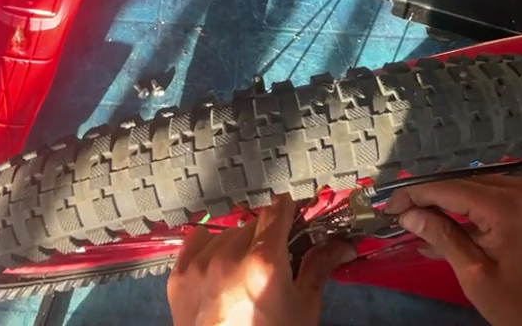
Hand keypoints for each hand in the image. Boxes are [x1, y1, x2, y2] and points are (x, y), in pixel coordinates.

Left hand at [168, 196, 356, 325]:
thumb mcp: (303, 310)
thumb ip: (319, 268)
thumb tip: (342, 245)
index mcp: (264, 261)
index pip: (277, 211)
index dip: (288, 211)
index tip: (293, 215)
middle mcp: (229, 255)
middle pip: (253, 225)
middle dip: (266, 237)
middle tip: (273, 261)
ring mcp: (200, 264)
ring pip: (227, 234)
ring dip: (238, 245)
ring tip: (245, 274)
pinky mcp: (179, 277)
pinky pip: (197, 243)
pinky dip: (209, 249)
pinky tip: (218, 268)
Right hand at [383, 176, 521, 325]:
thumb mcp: (478, 278)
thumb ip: (442, 238)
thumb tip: (408, 214)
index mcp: (503, 202)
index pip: (445, 187)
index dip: (412, 196)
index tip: (387, 208)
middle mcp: (517, 186)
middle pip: (459, 184)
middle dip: (428, 199)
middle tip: (400, 217)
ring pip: (474, 188)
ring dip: (447, 204)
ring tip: (419, 225)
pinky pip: (492, 197)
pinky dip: (469, 210)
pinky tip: (450, 228)